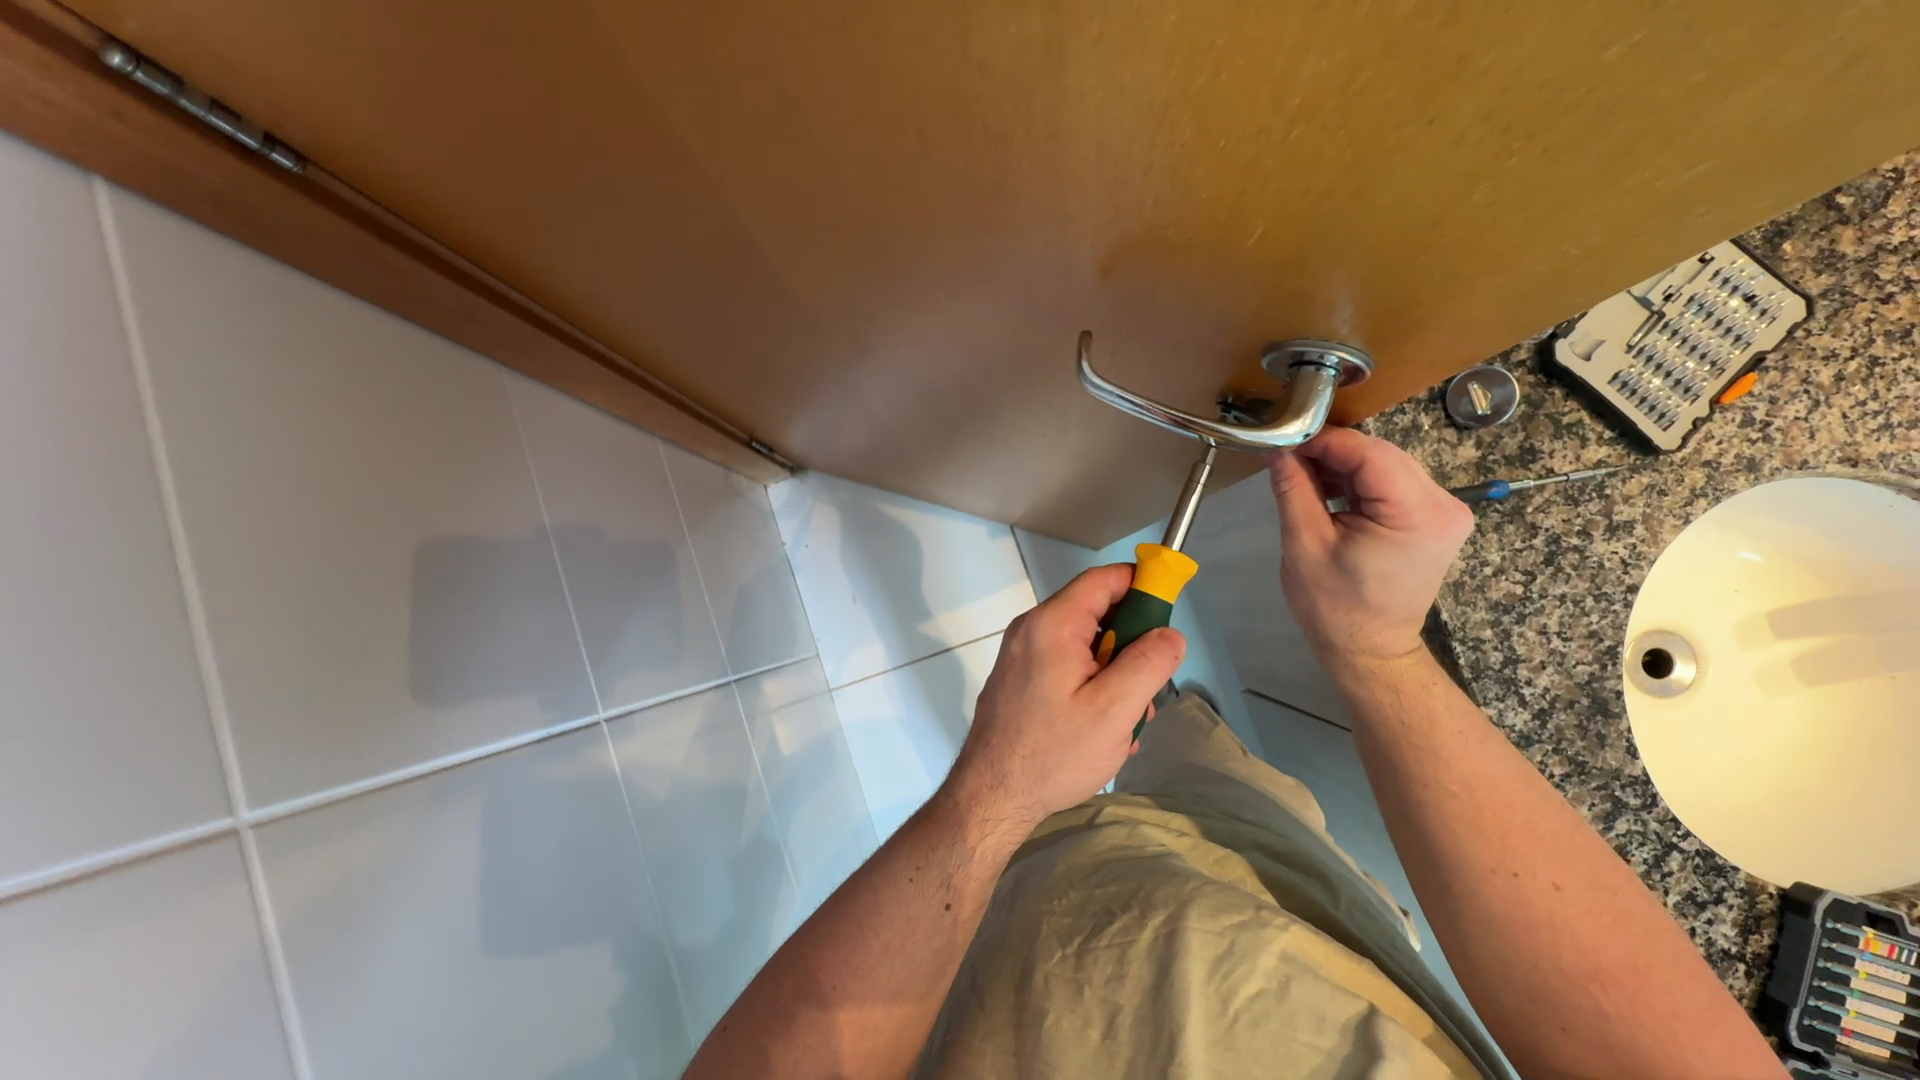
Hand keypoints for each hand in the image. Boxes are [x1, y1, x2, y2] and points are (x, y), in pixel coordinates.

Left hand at [941, 564, 1185, 830]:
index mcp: (1052, 624)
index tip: (1170, 613)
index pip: (1103, 579)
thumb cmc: (1053, 753)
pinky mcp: (1020, 681)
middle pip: (1096, 613)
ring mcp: (1022, 656)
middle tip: (1147, 689)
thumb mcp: (1114, 710)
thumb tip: (1170, 634)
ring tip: (1124, 723)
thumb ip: (1148, 664)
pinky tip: (1100, 730)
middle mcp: (1031, 630)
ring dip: (1115, 676)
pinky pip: (1067, 668)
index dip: (1142, 585)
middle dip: (1131, 646)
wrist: (991, 797)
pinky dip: (1091, 689)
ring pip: (1086, 646)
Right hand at [1265, 427, 1473, 668]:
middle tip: (1288, 458)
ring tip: (1303, 476)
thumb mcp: (1304, 545)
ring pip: (1387, 464)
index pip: (1370, 453)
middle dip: (1333, 452)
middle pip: (1382, 455)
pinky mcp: (1436, 518)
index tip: (1286, 440)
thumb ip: (1294, 489)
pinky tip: (1329, 490)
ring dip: (1344, 465)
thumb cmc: (1334, 607)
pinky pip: (1394, 482)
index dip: (1325, 441)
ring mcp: (1446, 511)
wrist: (1369, 649)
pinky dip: (1360, 481)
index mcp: (1417, 515)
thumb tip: (1278, 448)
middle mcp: (1444, 506)